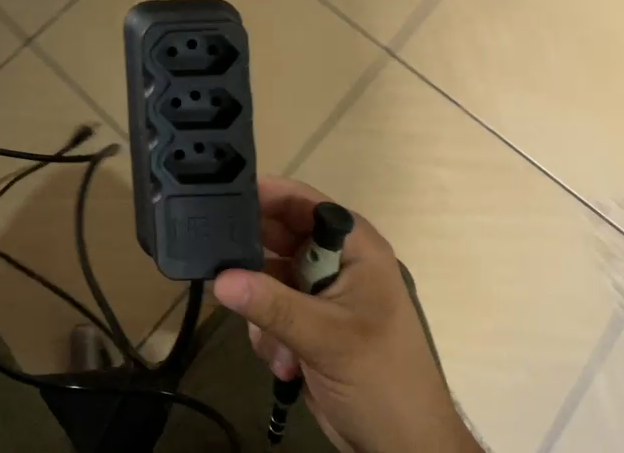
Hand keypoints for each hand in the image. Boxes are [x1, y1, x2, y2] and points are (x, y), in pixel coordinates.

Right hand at [212, 176, 479, 452]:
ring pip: (266, 277)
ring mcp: (320, 294)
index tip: (219, 198)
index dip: (265, 195)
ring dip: (262, 310)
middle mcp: (336, 262)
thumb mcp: (327, 340)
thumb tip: (220, 279)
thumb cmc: (383, 382)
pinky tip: (284, 363)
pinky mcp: (307, 324)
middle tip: (222, 272)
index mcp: (355, 248)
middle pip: (277, 236)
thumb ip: (273, 305)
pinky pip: (267, 310)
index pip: (302, 202)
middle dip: (253, 262)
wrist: (404, 450)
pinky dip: (267, 335)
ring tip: (276, 345)